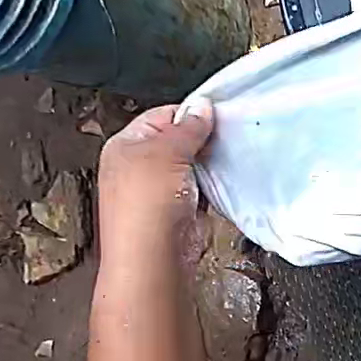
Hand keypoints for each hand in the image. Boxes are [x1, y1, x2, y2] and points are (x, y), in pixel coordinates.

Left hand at [96, 101, 214, 266]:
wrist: (155, 255)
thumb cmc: (149, 201)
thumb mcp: (167, 152)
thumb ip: (187, 128)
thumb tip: (203, 106)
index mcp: (126, 144)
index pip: (162, 116)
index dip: (190, 114)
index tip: (219, 116)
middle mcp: (141, 165)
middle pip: (180, 140)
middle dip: (204, 139)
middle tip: (230, 137)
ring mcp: (163, 189)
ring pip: (195, 166)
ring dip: (213, 163)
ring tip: (233, 158)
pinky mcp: (182, 209)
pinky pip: (203, 188)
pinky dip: (216, 185)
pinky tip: (229, 181)